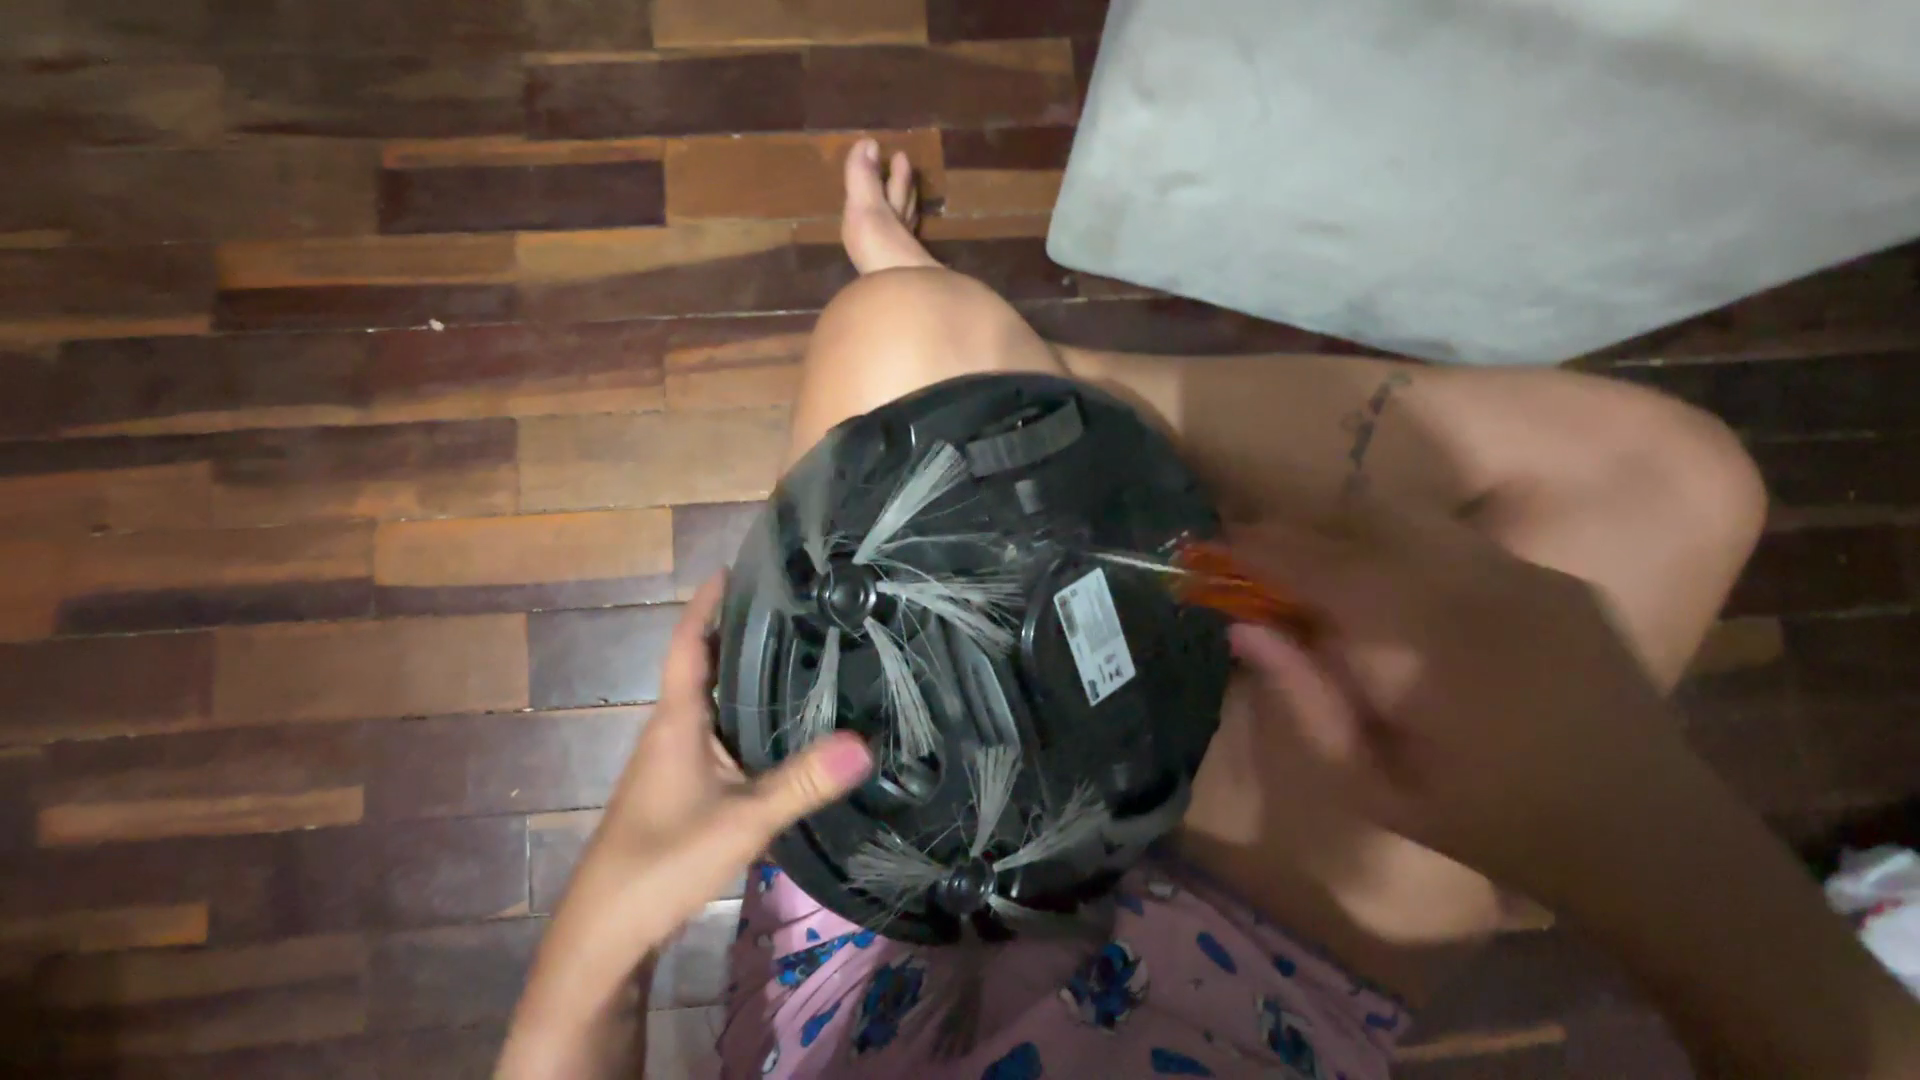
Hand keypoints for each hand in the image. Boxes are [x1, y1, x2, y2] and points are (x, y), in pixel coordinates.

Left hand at [500, 576, 872, 1079]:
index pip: (688, 642)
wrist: (603, 934)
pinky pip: (718, 730)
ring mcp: (673, 759)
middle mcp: (671, 729)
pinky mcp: (681, 786)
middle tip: (795, 602)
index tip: (739, 566)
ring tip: (798, 647)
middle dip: (740, 628)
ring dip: (743, 670)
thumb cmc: (660, 863)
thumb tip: (865, 744)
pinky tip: (780, 722)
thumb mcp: (740, 822)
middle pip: (703, 663)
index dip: (708, 602)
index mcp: (675, 720)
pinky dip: (745, 711)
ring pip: (712, 699)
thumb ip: (802, 784)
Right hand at [1220, 503, 1690, 887]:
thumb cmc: (1489, 822)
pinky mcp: (1556, 579)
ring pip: (1413, 522)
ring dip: (1351, 534)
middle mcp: (1481, 591)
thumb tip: (1244, 628)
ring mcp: (1528, 577)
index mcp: (1429, 649)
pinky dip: (1406, 551)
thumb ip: (1303, 699)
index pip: (1324, 569)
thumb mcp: (1370, 784)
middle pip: (1366, 521)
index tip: (1217, 546)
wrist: (1646, 835)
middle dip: (1301, 529)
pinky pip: (1457, 544)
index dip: (1263, 549)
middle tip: (1259, 556)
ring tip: (1320, 570)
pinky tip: (1400, 596)